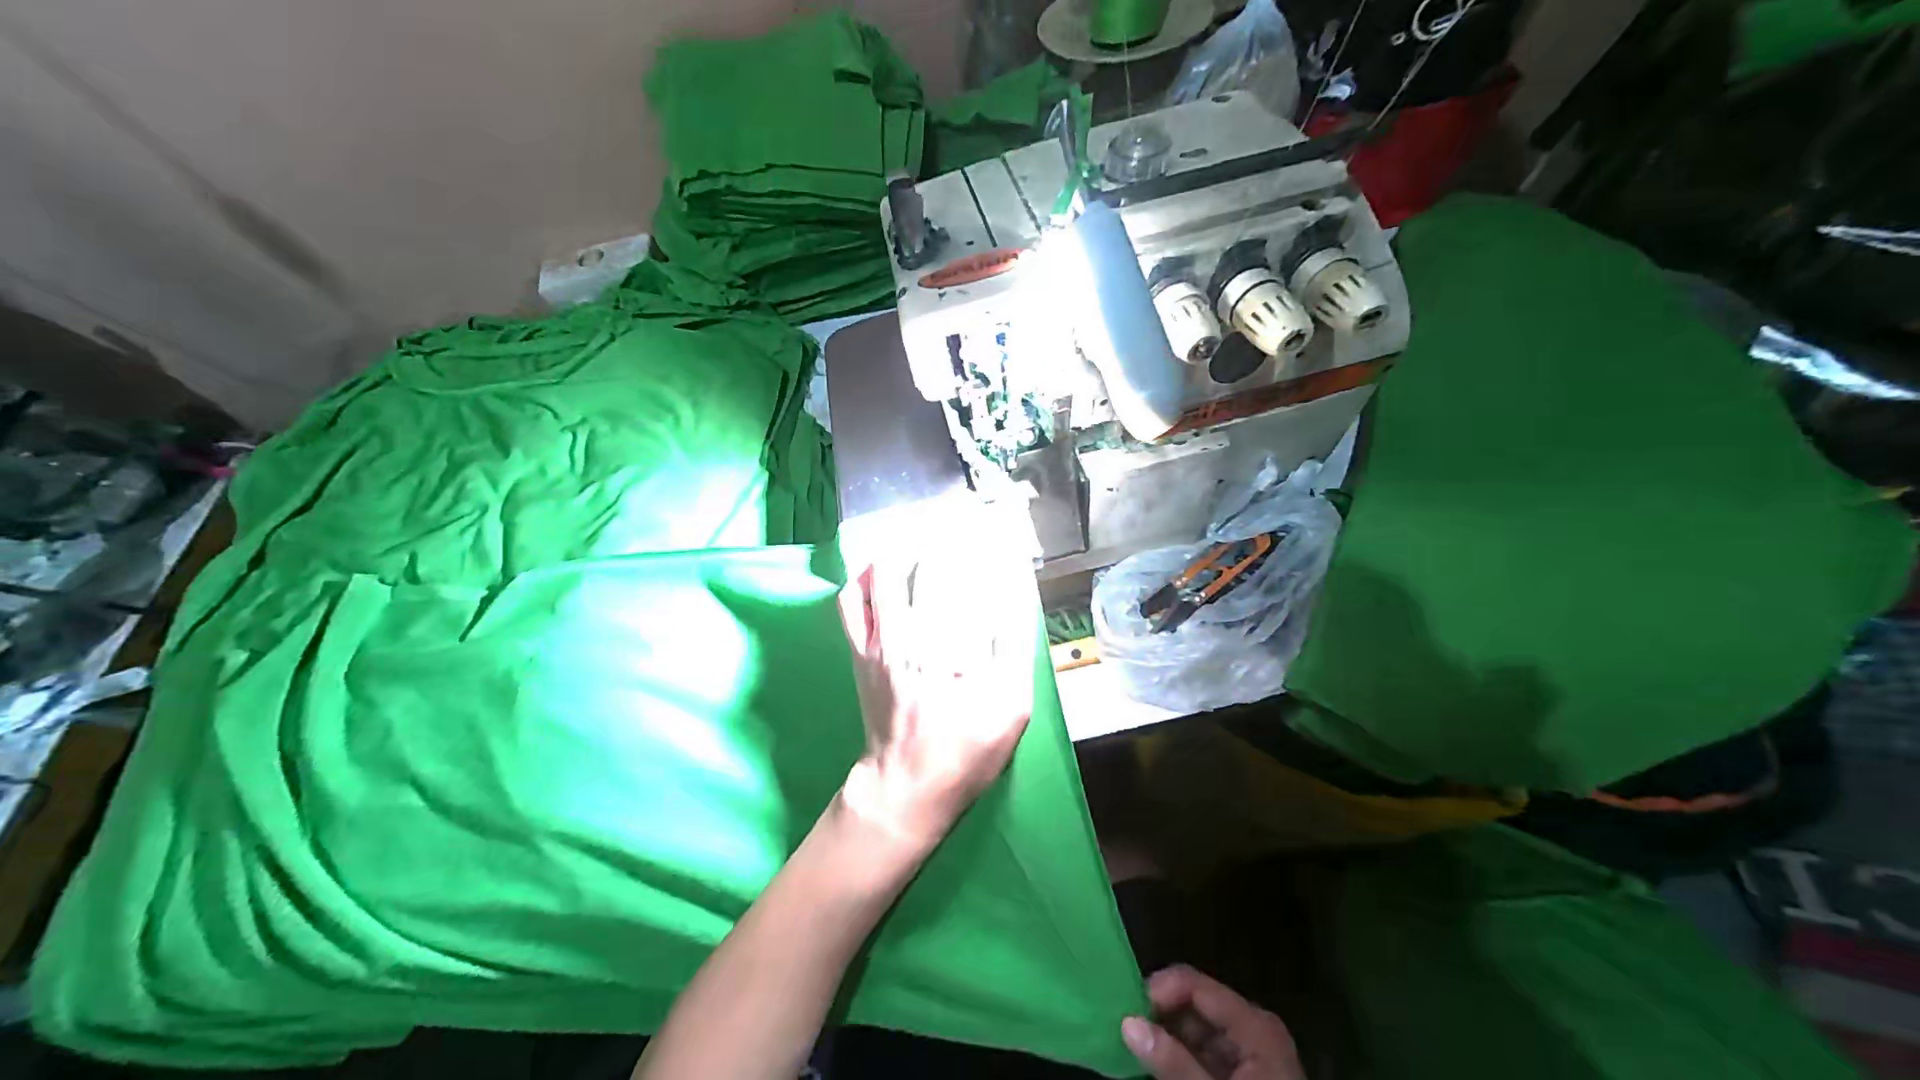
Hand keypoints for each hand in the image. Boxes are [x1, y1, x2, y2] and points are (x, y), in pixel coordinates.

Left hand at [835, 547, 1036, 850]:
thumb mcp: (1011, 710)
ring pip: (889, 574)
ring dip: (908, 544)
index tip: (996, 530)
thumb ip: (1015, 649)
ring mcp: (882, 643)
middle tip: (960, 516)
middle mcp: (919, 639)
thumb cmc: (966, 752)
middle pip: (932, 568)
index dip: (986, 550)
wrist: (905, 785)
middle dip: (948, 534)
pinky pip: (851, 603)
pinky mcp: (859, 652)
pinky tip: (883, 569)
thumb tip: (1013, 596)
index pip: (975, 582)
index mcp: (962, 652)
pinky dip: (865, 578)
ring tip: (924, 530)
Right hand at [1121, 966, 1303, 1079]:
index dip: (1157, 992)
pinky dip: (1178, 1058)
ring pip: (1193, 1028)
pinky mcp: (1242, 1073)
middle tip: (1124, 1035)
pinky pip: (1202, 1052)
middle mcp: (1251, 1026)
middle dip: (1158, 1017)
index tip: (1125, 1015)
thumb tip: (1127, 1023)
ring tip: (1134, 1052)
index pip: (1193, 984)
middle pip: (1192, 1003)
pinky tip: (1156, 1068)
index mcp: (1254, 1024)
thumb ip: (1173, 1064)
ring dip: (1164, 1039)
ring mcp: (1248, 1051)